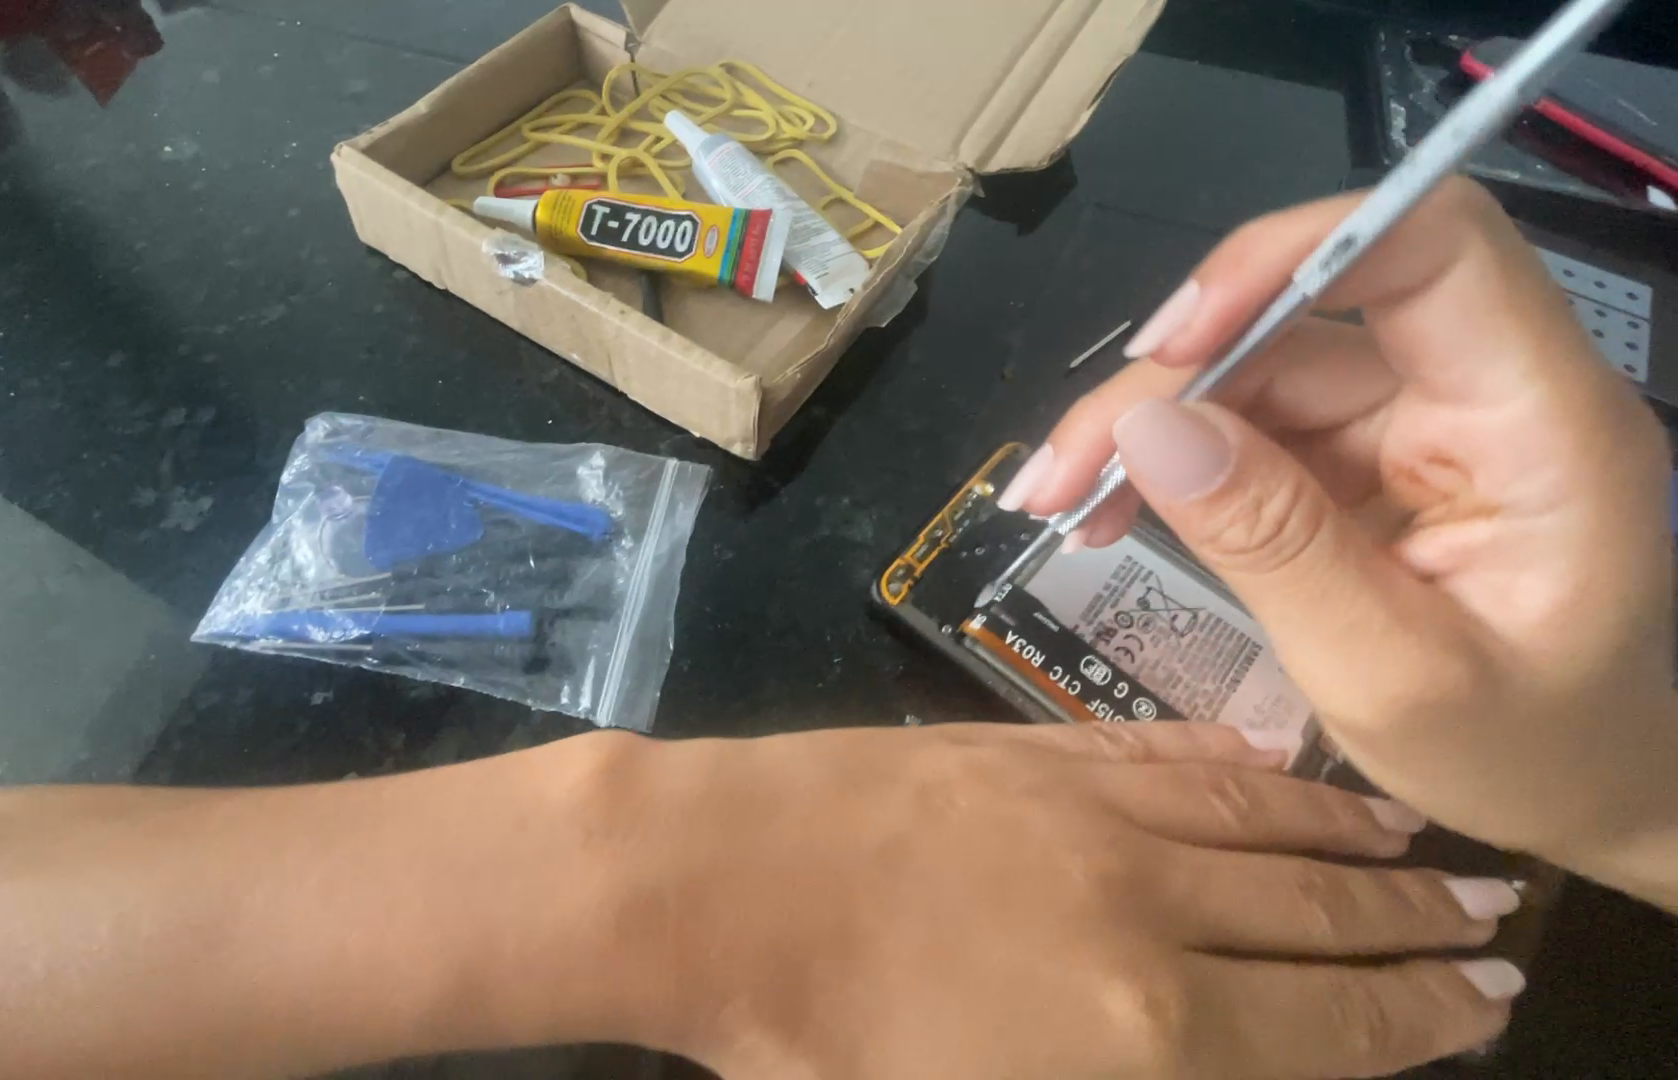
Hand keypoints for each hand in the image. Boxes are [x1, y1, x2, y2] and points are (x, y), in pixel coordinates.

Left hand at [617, 723, 1522, 1079]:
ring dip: (1331, 826)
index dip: (1418, 1011)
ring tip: (1402, 831)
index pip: (1329, 1024)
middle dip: (1406, 915)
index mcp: (1145, 1029)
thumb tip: (1215, 1047)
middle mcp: (1139, 903)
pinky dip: (1214, 757)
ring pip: (1241, 814)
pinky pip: (1143, 750)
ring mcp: (1074, 804)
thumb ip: (1125, 1072)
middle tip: (1483, 905)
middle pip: (1308, 910)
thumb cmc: (824, 1034)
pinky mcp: (1014, 748)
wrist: (725, 877)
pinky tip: (1259, 757)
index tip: (1488, 991)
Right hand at [997, 179, 1677, 901]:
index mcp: (1528, 423)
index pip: (1423, 255)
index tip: (1161, 347)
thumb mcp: (1387, 671)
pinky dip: (1149, 471)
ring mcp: (1388, 434)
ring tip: (1056, 505)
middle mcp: (1455, 400)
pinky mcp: (1334, 470)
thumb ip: (1271, 543)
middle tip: (1051, 482)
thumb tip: (1147, 429)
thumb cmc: (1526, 755)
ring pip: (1232, 387)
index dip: (1284, 262)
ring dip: (1127, 438)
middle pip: (1280, 334)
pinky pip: (1222, 440)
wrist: (1580, 798)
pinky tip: (1099, 513)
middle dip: (1147, 397)